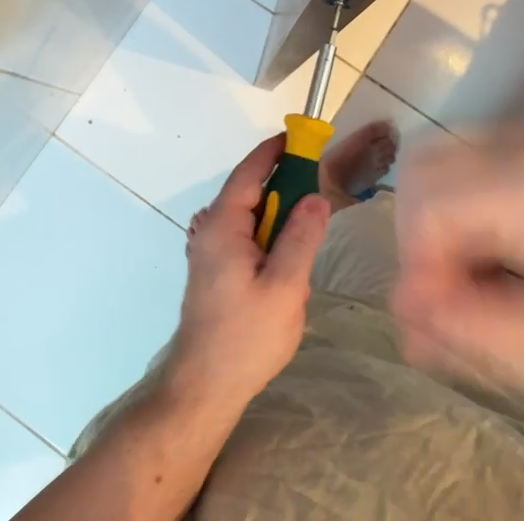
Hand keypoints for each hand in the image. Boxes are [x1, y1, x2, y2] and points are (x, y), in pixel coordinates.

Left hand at [166, 134, 331, 410]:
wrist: (204, 386)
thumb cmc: (245, 336)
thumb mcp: (285, 286)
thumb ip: (301, 237)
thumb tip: (316, 197)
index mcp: (223, 226)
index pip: (248, 173)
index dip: (274, 151)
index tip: (300, 136)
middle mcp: (210, 232)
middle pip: (250, 195)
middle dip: (284, 192)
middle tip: (318, 201)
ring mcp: (209, 253)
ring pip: (251, 222)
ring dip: (279, 227)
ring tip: (305, 252)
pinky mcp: (215, 273)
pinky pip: (246, 243)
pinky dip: (269, 245)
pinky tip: (287, 275)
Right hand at [390, 121, 523, 400]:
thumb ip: (470, 329)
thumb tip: (399, 308)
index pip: (425, 209)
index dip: (413, 265)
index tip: (433, 317)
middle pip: (421, 175)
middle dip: (419, 240)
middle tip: (449, 299)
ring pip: (436, 165)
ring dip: (434, 223)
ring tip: (472, 281)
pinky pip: (461, 162)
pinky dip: (456, 207)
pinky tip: (490, 255)